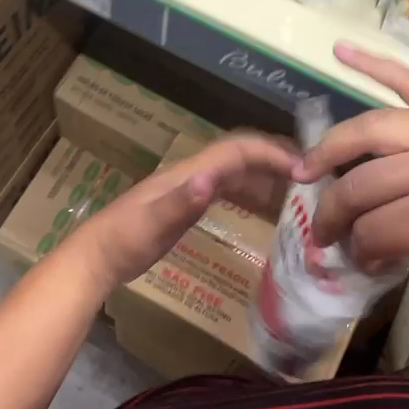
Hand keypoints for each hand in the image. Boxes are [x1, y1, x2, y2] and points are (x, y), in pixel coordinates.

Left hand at [65, 133, 298, 289]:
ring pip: (236, 170)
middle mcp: (193, 174)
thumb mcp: (152, 225)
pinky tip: (265, 208)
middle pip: (240, 154)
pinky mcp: (188, 204)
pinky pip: (228, 189)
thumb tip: (211, 181)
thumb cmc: (124, 241)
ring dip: (267, 174)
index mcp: (188, 173)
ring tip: (298, 189)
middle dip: (275, 157)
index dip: (270, 153)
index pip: (236, 151)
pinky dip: (251, 192)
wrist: (96, 257)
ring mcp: (190, 188)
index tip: (303, 168)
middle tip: (311, 174)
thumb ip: (181, 203)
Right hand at [294, 44, 408, 307]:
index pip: (375, 226)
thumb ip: (406, 244)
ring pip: (377, 127)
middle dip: (334, 206)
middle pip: (366, 178)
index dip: (354, 248)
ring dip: (334, 145)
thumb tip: (362, 242)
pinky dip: (380, 66)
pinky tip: (342, 51)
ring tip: (307, 165)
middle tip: (318, 225)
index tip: (347, 259)